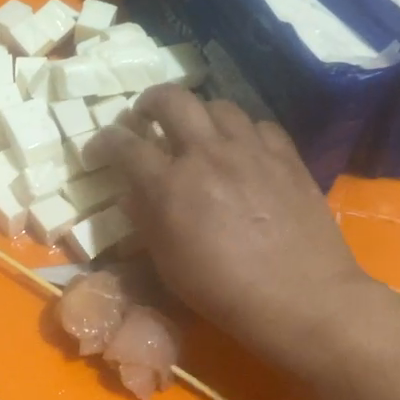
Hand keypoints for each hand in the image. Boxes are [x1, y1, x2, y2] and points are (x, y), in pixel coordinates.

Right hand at [95, 88, 386, 353]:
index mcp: (169, 184)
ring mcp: (250, 151)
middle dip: (150, 102)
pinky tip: (242, 151)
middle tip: (145, 117)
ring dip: (199, 115)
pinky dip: (243, 132)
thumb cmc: (222, 290)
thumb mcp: (166, 262)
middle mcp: (207, 154)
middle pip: (172, 100)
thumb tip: (131, 195)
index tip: (99, 151)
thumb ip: (145, 220)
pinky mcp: (287, 157)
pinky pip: (259, 126)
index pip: (124, 144)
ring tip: (197, 133)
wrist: (301, 299)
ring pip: (218, 106)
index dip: (104, 142)